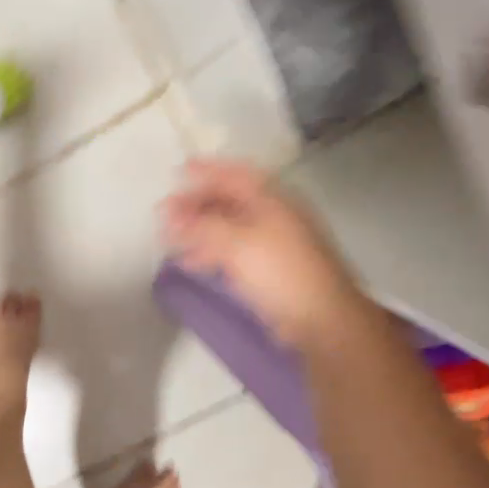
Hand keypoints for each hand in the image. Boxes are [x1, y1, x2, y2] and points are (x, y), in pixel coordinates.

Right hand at [162, 158, 368, 349]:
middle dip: (197, 204)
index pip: (235, 175)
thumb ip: (201, 226)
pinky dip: (211, 252)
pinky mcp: (269, 269)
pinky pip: (233, 251)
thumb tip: (169, 214)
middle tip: (167, 213)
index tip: (179, 171)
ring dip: (200, 230)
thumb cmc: (280, 272)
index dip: (207, 170)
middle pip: (230, 201)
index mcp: (271, 200)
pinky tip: (193, 263)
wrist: (320, 317)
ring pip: (229, 227)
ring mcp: (272, 243)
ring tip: (171, 241)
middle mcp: (273, 215)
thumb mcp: (237, 244)